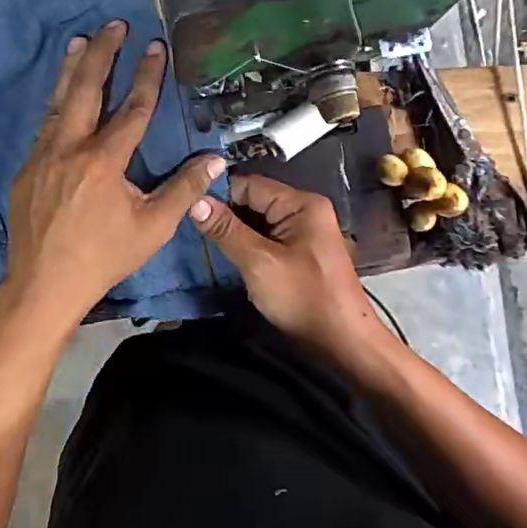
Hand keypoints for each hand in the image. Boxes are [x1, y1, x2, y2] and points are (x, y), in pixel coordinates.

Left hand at [4, 20, 226, 326]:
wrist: (43, 284)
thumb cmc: (102, 257)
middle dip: (102, 53)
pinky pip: (44, 125)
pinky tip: (60, 95)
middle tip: (113, 23)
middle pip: (87, 89)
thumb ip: (183, 190)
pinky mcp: (26, 168)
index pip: (131, 108)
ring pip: (58, 101)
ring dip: (71, 68)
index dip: (146, 75)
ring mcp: (42, 155)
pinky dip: (56, 102)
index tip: (153, 45)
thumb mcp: (151, 227)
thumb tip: (215, 159)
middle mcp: (69, 147)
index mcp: (103, 160)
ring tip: (80, 40)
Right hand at [188, 174, 385, 359]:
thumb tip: (194, 200)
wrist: (342, 343)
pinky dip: (242, 244)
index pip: (249, 184)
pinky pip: (263, 238)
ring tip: (195, 235)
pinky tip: (218, 251)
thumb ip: (226, 229)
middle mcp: (303, 211)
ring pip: (255, 221)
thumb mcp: (259, 262)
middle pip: (252, 201)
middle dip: (221, 211)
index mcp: (301, 204)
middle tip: (185, 220)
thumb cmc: (304, 297)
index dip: (217, 193)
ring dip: (229, 230)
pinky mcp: (296, 253)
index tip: (184, 204)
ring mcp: (301, 233)